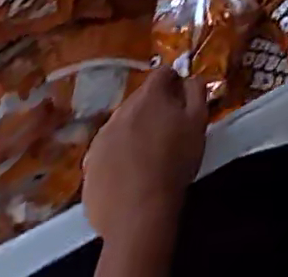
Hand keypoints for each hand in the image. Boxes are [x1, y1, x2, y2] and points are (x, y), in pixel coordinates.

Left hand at [83, 68, 206, 260]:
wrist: (138, 215)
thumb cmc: (174, 163)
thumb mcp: (198, 123)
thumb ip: (197, 92)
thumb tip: (191, 78)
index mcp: (148, 97)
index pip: (162, 73)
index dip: (175, 80)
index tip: (182, 97)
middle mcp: (120, 112)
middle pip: (140, 99)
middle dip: (154, 107)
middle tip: (168, 128)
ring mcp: (100, 139)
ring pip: (122, 124)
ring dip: (135, 130)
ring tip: (148, 153)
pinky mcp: (89, 165)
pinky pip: (108, 150)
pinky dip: (119, 154)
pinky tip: (130, 172)